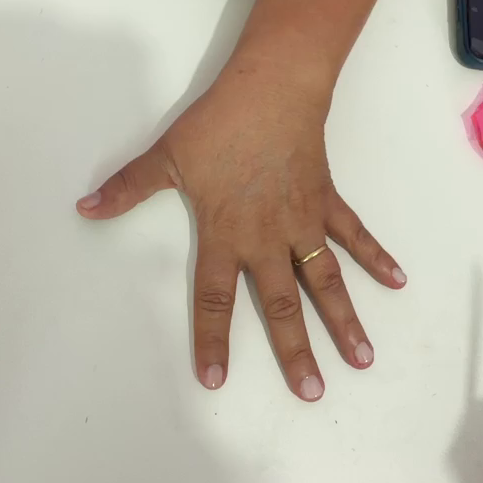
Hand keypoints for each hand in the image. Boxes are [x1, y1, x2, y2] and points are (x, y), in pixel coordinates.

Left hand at [77, 65, 403, 399]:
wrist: (272, 89)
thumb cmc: (219, 124)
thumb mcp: (167, 156)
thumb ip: (128, 188)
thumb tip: (85, 208)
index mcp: (226, 235)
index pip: (214, 299)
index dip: (213, 340)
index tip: (216, 380)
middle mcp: (268, 239)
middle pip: (283, 305)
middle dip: (296, 352)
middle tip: (311, 393)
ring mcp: (303, 223)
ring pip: (326, 281)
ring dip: (344, 320)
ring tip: (362, 359)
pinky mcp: (327, 201)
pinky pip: (354, 234)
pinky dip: (376, 256)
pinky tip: (397, 281)